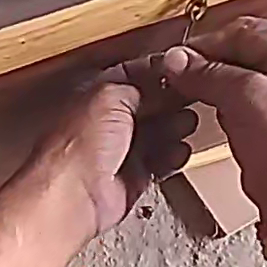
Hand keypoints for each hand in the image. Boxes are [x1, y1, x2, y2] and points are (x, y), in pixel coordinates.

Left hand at [26, 55, 198, 235]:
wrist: (73, 196)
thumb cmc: (77, 147)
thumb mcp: (112, 96)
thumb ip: (139, 85)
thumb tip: (158, 83)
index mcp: (91, 97)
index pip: (129, 76)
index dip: (155, 73)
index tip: (181, 70)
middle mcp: (102, 124)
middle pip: (145, 107)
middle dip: (170, 102)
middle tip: (193, 97)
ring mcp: (115, 153)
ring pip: (154, 135)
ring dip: (174, 128)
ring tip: (188, 123)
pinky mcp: (128, 180)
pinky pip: (156, 164)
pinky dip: (171, 157)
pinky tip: (180, 150)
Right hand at [159, 17, 266, 227]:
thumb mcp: (247, 99)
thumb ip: (210, 74)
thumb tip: (176, 60)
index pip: (244, 31)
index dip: (205, 46)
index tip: (173, 61)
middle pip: (241, 51)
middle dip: (207, 65)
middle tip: (175, 77)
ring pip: (237, 76)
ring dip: (210, 84)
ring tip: (187, 93)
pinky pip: (239, 99)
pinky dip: (220, 102)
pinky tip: (208, 111)